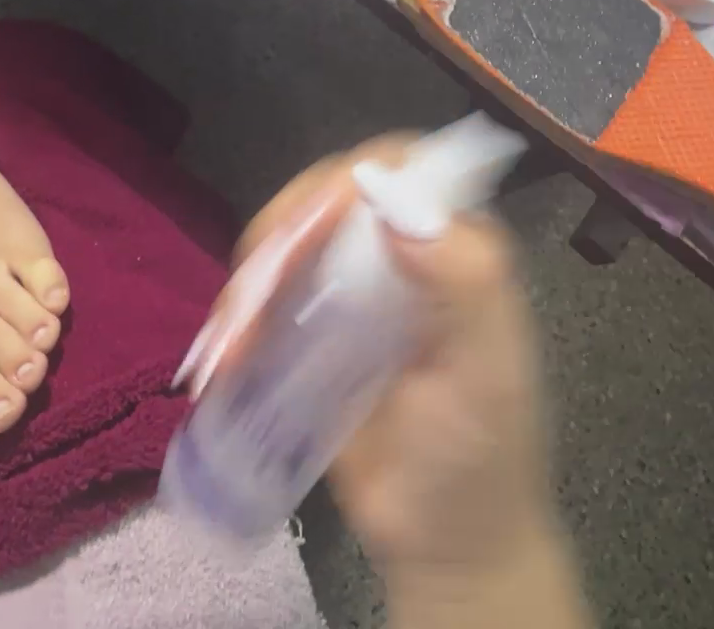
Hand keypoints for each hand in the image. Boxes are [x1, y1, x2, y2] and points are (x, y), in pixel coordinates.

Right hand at [229, 138, 555, 574]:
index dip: (350, 179)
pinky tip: (228, 353)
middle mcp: (399, 254)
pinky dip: (241, 316)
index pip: (401, 168)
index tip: (309, 230)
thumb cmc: (479, 459)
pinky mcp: (312, 329)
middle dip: (284, 234)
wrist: (443, 544)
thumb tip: (390, 196)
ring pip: (289, 243)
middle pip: (328, 198)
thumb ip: (462, 282)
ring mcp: (352, 290)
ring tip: (237, 339)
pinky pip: (267, 297)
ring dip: (253, 279)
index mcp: (452, 247)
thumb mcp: (486, 373)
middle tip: (256, 292)